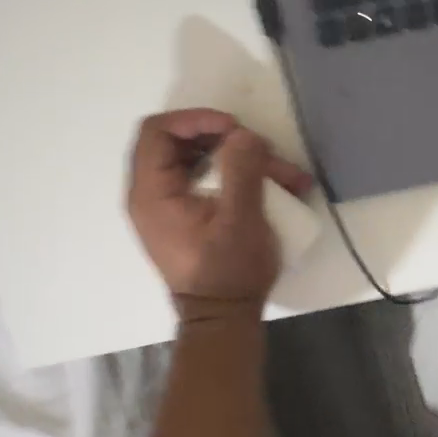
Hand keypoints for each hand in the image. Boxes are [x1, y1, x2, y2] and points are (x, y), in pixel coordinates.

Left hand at [126, 109, 313, 317]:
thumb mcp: (240, 219)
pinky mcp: (189, 215)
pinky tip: (278, 186)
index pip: (157, 131)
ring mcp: (170, 205)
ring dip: (243, 160)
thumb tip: (244, 135)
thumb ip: (241, 171)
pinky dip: (240, 176)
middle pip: (180, 142)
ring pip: (201, 160)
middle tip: (261, 150)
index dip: (195, 119)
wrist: (224, 317)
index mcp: (152, 192)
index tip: (234, 128)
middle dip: (226, 140)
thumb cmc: (228, 271)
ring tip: (286, 174)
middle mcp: (153, 194)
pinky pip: (209, 180)